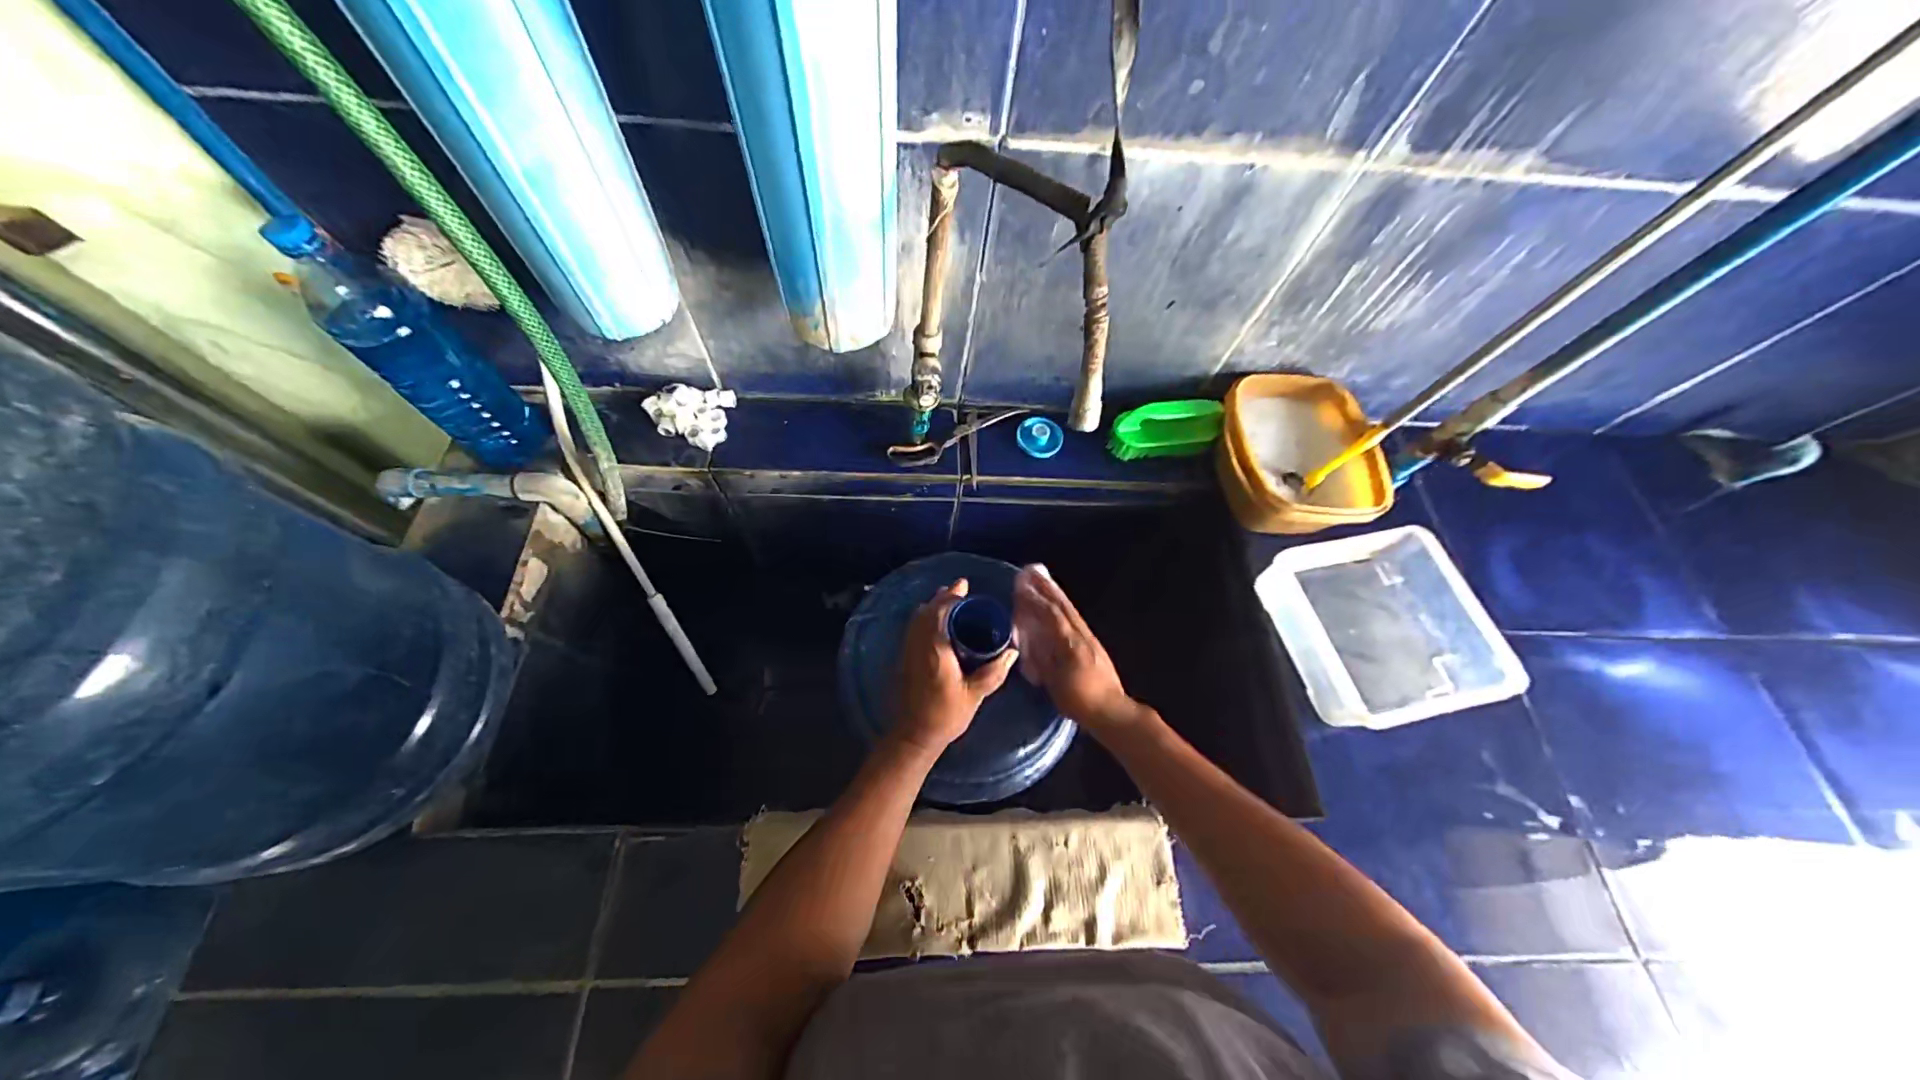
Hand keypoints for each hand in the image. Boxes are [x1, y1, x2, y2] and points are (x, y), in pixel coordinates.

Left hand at [894, 579, 1018, 754]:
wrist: (914, 735)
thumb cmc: (946, 715)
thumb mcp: (975, 694)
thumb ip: (994, 671)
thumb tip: (1011, 652)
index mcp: (935, 649)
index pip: (938, 611)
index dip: (950, 596)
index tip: (964, 587)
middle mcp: (917, 645)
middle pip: (925, 611)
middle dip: (941, 597)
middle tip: (959, 590)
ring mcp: (907, 652)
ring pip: (916, 620)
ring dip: (931, 607)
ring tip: (949, 602)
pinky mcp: (903, 660)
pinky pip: (913, 630)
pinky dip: (924, 620)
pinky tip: (937, 625)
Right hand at [1011, 565, 1140, 730]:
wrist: (1111, 710)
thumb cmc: (1079, 700)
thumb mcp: (1054, 682)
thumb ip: (1041, 657)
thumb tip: (1027, 636)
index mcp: (1069, 643)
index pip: (1050, 614)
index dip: (1034, 598)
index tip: (1020, 583)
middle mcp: (1080, 634)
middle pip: (1061, 605)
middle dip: (1045, 587)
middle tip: (1031, 570)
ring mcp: (1088, 637)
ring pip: (1069, 609)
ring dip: (1054, 592)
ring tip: (1043, 577)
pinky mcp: (1092, 642)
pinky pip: (1074, 618)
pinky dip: (1063, 606)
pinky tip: (1058, 603)